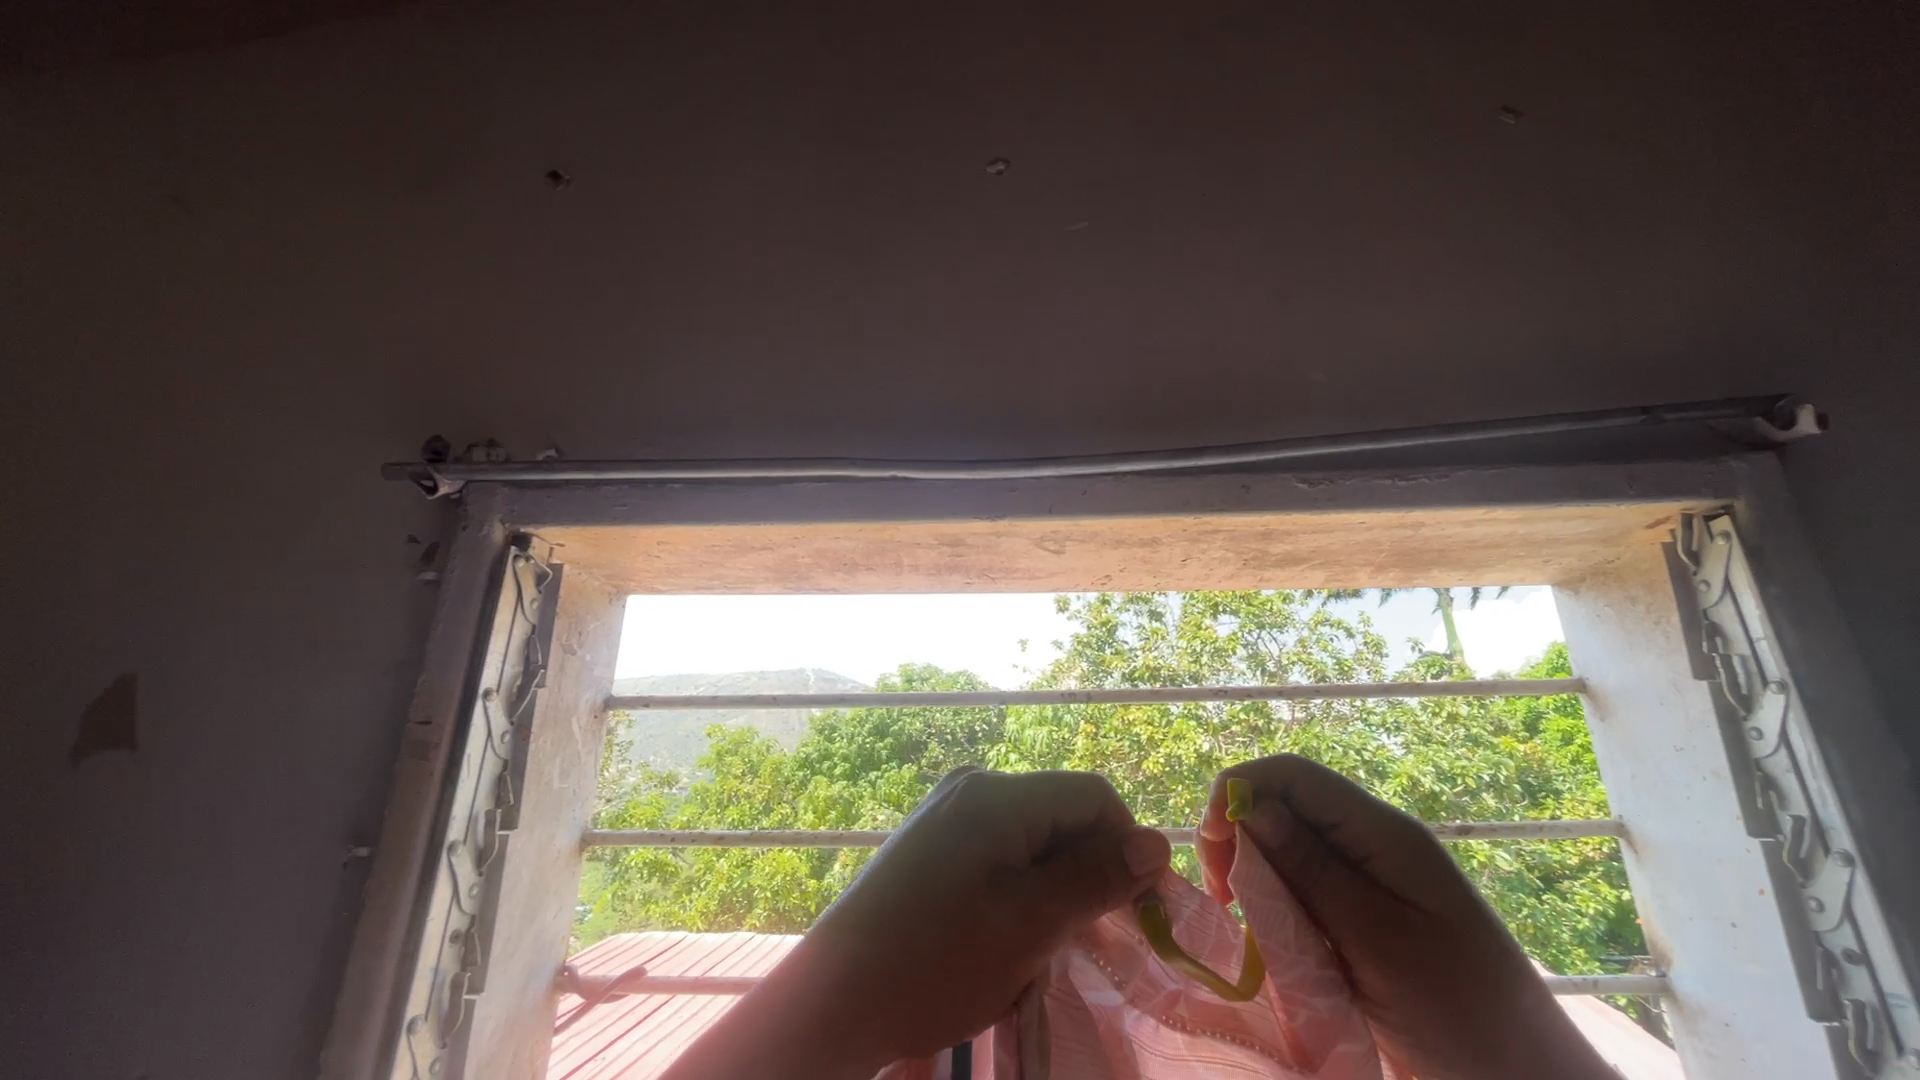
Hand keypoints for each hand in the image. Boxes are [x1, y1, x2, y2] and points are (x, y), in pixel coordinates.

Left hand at [662, 767, 1171, 1079]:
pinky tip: (1004, 938)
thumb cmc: (936, 962)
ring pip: (1034, 840)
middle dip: (1086, 873)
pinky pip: (1000, 852)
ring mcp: (948, 813)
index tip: (1138, 912)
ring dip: (1052, 890)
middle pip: (1062, 815)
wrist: (833, 997)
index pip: (1093, 796)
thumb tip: (1156, 843)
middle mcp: (973, 788)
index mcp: (998, 795)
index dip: (1126, 847)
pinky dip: (1019, 891)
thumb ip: (1095, 878)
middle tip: (1085, 941)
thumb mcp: (1029, 925)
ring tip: (1038, 948)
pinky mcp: (933, 842)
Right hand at [1195, 755, 1615, 1079]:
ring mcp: (1367, 880)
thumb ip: (1310, 869)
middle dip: (1239, 837)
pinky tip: (1274, 941)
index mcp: (1382, 833)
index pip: (1292, 775)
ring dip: (1255, 876)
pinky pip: (1301, 889)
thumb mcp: (1377, 940)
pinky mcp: (1361, 916)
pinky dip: (1275, 906)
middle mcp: (1371, 844)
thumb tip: (1248, 806)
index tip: (1212, 849)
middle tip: (1224, 897)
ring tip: (1248, 924)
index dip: (1239, 792)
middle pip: (1283, 806)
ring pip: (1286, 849)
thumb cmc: (1458, 1012)